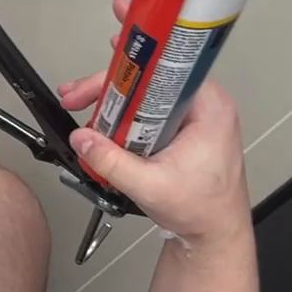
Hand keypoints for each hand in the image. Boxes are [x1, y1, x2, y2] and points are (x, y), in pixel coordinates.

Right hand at [61, 61, 252, 246]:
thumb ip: (111, 162)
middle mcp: (203, 107)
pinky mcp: (180, 129)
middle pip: (148, 79)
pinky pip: (146, 111)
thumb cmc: (203, 211)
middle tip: (77, 95)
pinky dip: (121, 113)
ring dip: (110, 99)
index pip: (166, 69)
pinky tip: (100, 121)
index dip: (133, 61)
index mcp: (208, 109)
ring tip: (81, 106)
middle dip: (107, 85)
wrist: (214, 235)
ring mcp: (192, 118)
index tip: (111, 55)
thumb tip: (82, 139)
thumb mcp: (150, 187)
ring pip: (144, 95)